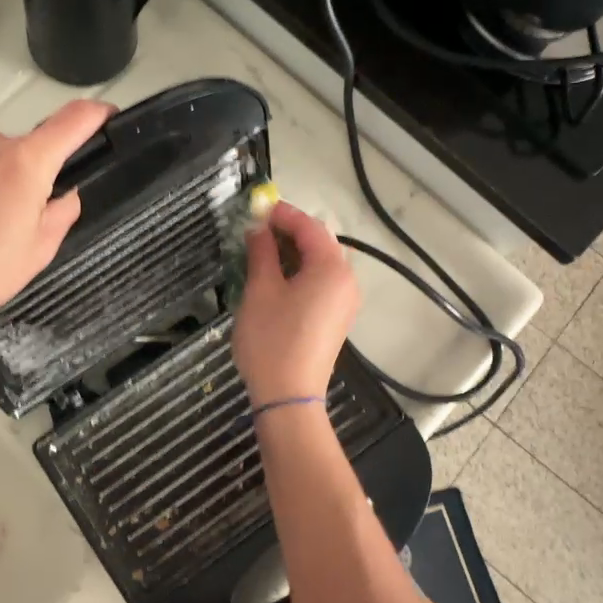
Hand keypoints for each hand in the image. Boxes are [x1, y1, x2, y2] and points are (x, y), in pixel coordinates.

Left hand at [0, 99, 114, 333]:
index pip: (74, 119)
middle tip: (32, 222)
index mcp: (26, 161)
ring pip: (2, 159)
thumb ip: (63, 211)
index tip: (109, 117)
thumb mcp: (39, 249)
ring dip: (9, 184)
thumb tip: (63, 194)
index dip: (98, 113)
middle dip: (42, 175)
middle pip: (34, 146)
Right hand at [232, 202, 359, 403]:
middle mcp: (346, 280)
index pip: (309, 226)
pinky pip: (321, 282)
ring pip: (320, 262)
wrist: (289, 396)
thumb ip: (261, 252)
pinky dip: (300, 271)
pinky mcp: (336, 317)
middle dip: (289, 231)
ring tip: (261, 249)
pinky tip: (276, 275)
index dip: (282, 213)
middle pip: (319, 242)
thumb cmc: (272, 340)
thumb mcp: (260, 290)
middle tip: (256, 227)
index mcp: (331, 268)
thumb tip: (258, 229)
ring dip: (293, 251)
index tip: (256, 206)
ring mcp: (345, 301)